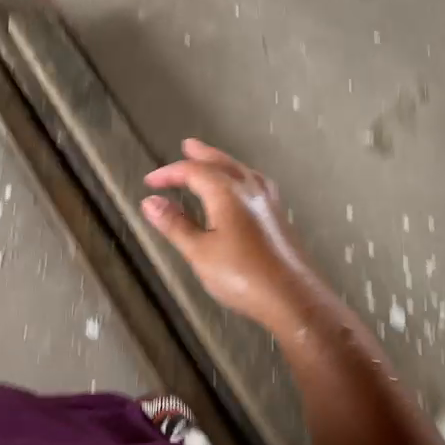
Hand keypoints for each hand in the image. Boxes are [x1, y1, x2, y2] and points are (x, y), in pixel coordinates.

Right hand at [141, 140, 321, 330]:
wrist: (294, 299)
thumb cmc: (242, 275)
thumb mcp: (200, 252)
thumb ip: (175, 225)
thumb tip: (149, 201)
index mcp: (226, 192)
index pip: (193, 171)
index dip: (169, 174)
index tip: (150, 182)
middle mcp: (248, 188)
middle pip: (221, 162)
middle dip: (202, 154)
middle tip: (187, 145)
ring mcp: (268, 201)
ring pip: (241, 170)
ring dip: (222, 162)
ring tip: (212, 160)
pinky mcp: (279, 216)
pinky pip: (255, 182)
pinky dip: (240, 175)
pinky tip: (244, 186)